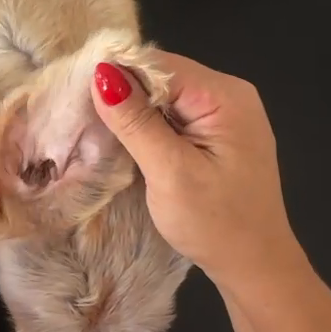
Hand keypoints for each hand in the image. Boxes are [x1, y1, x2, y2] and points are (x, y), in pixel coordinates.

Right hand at [90, 53, 301, 287]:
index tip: (76, 96)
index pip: (160, 65)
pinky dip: (149, 127)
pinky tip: (127, 144)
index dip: (117, 75)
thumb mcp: (170, 172)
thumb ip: (137, 122)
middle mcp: (229, 95)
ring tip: (96, 130)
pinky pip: (175, 117)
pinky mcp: (217, 137)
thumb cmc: (216, 223)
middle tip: (81, 117)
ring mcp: (226, 116)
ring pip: (166, 98)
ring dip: (133, 112)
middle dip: (123, 93)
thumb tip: (102, 74)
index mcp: (225, 96)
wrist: (254, 265)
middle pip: (163, 77)